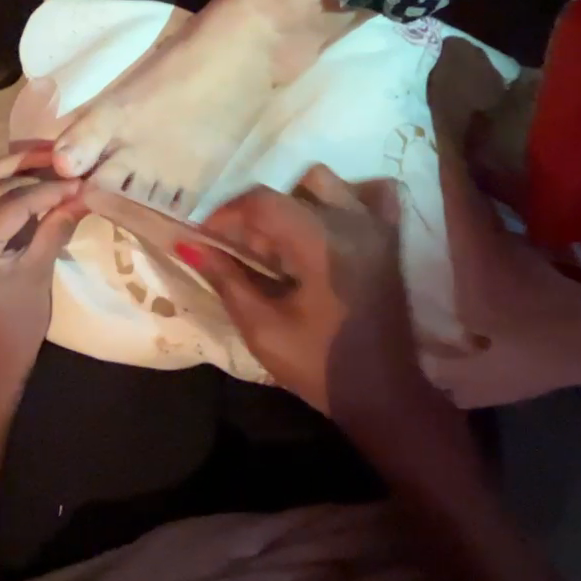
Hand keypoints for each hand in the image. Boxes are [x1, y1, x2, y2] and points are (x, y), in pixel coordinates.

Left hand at [0, 149, 86, 407]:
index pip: (12, 202)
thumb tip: (83, 192)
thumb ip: (55, 226)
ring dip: (6, 171)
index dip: (48, 188)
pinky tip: (20, 181)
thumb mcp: (39, 274)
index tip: (79, 179)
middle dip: (26, 169)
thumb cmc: (15, 328)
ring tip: (43, 158)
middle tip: (61, 156)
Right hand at [179, 164, 431, 421]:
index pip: (261, 201)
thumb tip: (189, 245)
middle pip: (289, 188)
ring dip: (293, 202)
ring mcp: (379, 227)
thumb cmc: (321, 366)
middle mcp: (353, 222)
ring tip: (281, 243)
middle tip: (242, 253)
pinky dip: (344, 198)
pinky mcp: (391, 240)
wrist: (386, 396)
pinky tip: (325, 227)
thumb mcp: (262, 328)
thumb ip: (226, 279)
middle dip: (255, 215)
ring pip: (326, 183)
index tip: (205, 240)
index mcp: (321, 243)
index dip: (225, 214)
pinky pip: (372, 194)